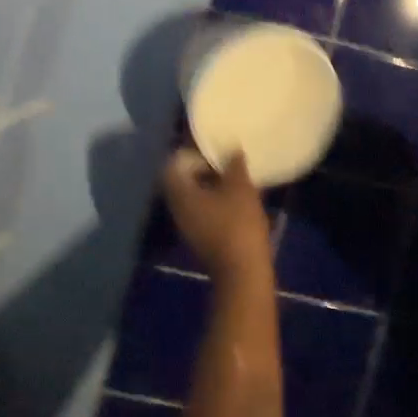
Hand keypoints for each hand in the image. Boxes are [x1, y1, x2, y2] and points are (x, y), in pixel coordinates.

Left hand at [160, 147, 272, 284]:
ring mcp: (189, 227)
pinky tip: (238, 196)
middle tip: (224, 156)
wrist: (244, 272)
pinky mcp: (203, 238)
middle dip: (201, 167)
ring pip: (194, 197)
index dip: (188, 151)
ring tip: (234, 173)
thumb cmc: (238, 224)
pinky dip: (216, 200)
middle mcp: (179, 210)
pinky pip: (204, 211)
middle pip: (182, 181)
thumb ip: (234, 164)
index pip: (172, 165)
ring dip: (211, 183)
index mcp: (182, 195)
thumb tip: (231, 149)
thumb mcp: (241, 188)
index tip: (209, 144)